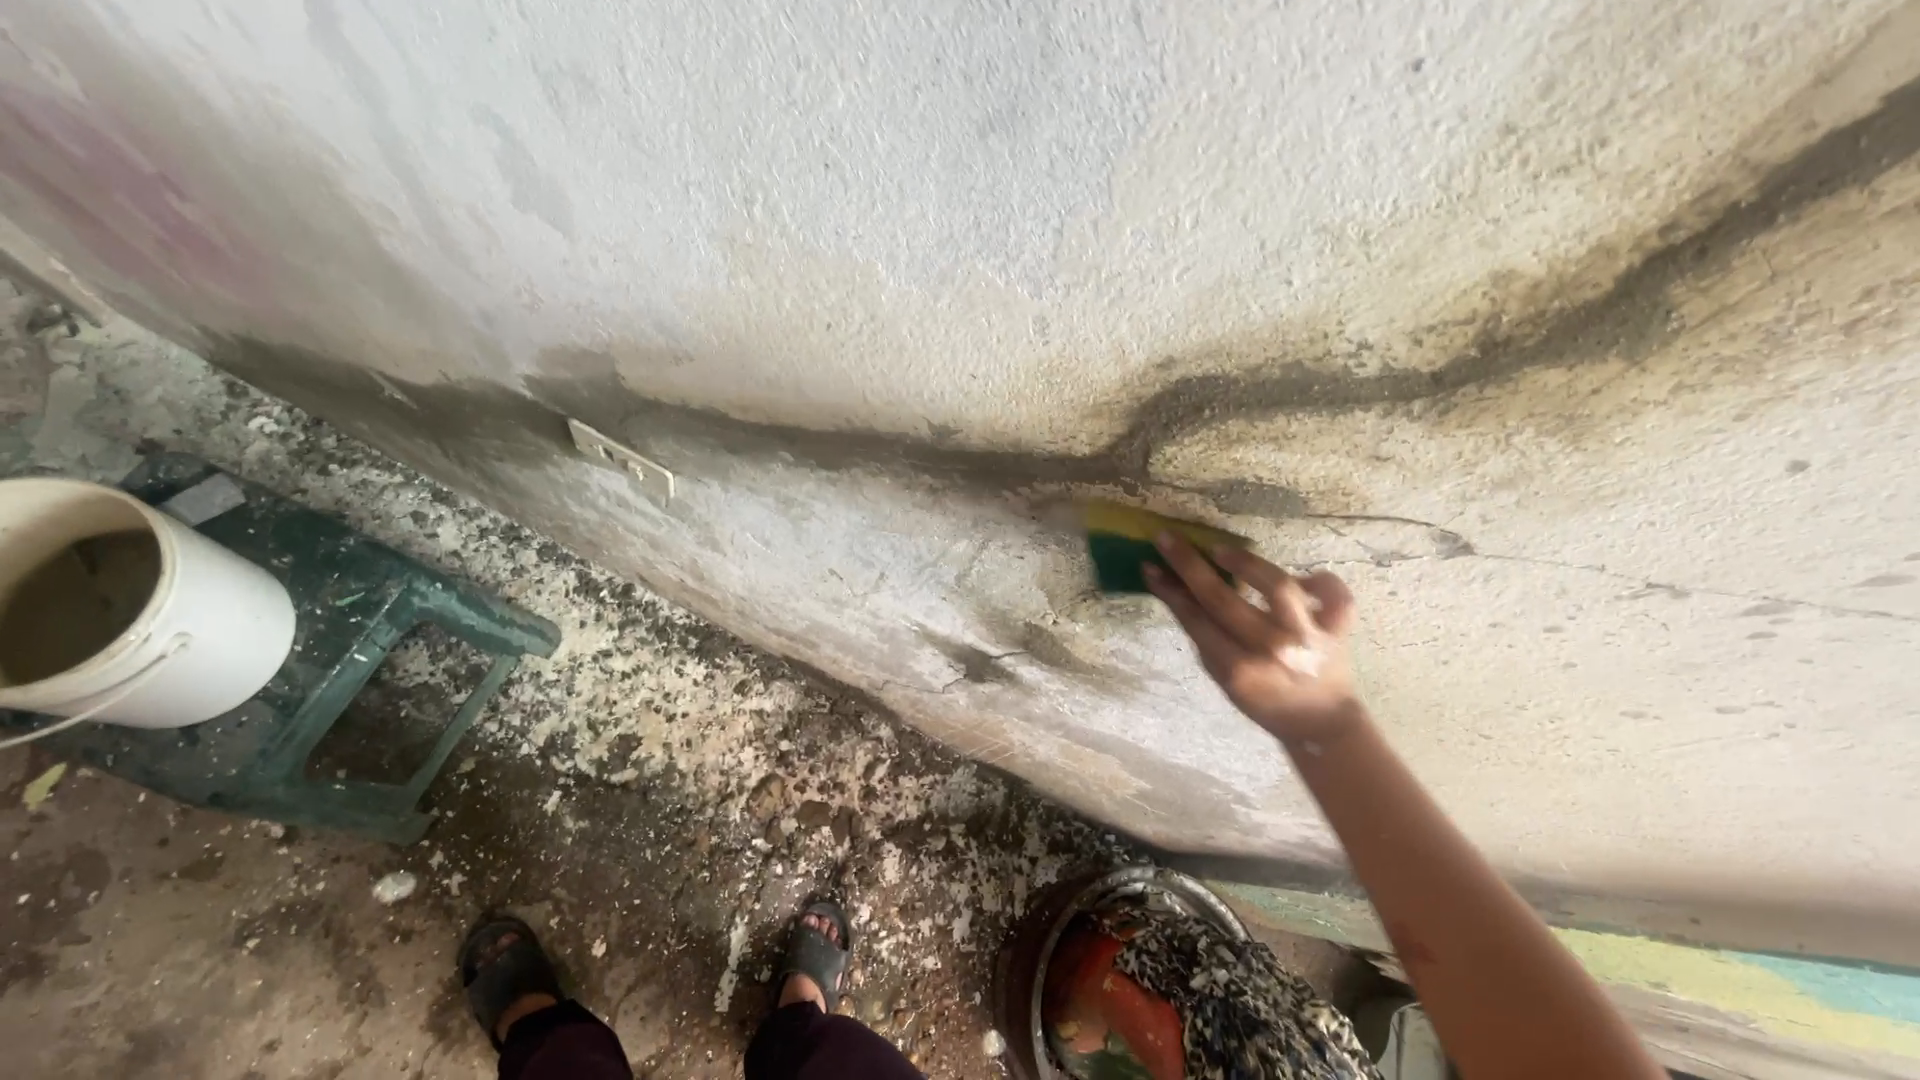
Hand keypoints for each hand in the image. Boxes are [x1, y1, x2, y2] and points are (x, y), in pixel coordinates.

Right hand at [1145, 533, 1362, 742]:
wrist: (1320, 722)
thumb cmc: (1263, 700)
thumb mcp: (1223, 678)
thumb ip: (1205, 637)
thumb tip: (1178, 590)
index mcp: (1239, 671)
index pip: (1196, 620)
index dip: (1169, 591)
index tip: (1150, 566)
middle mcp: (1273, 650)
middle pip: (1224, 599)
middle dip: (1189, 565)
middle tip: (1168, 538)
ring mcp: (1310, 638)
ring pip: (1278, 587)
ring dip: (1246, 563)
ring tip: (1222, 550)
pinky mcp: (1339, 629)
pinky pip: (1335, 595)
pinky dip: (1321, 581)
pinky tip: (1304, 578)